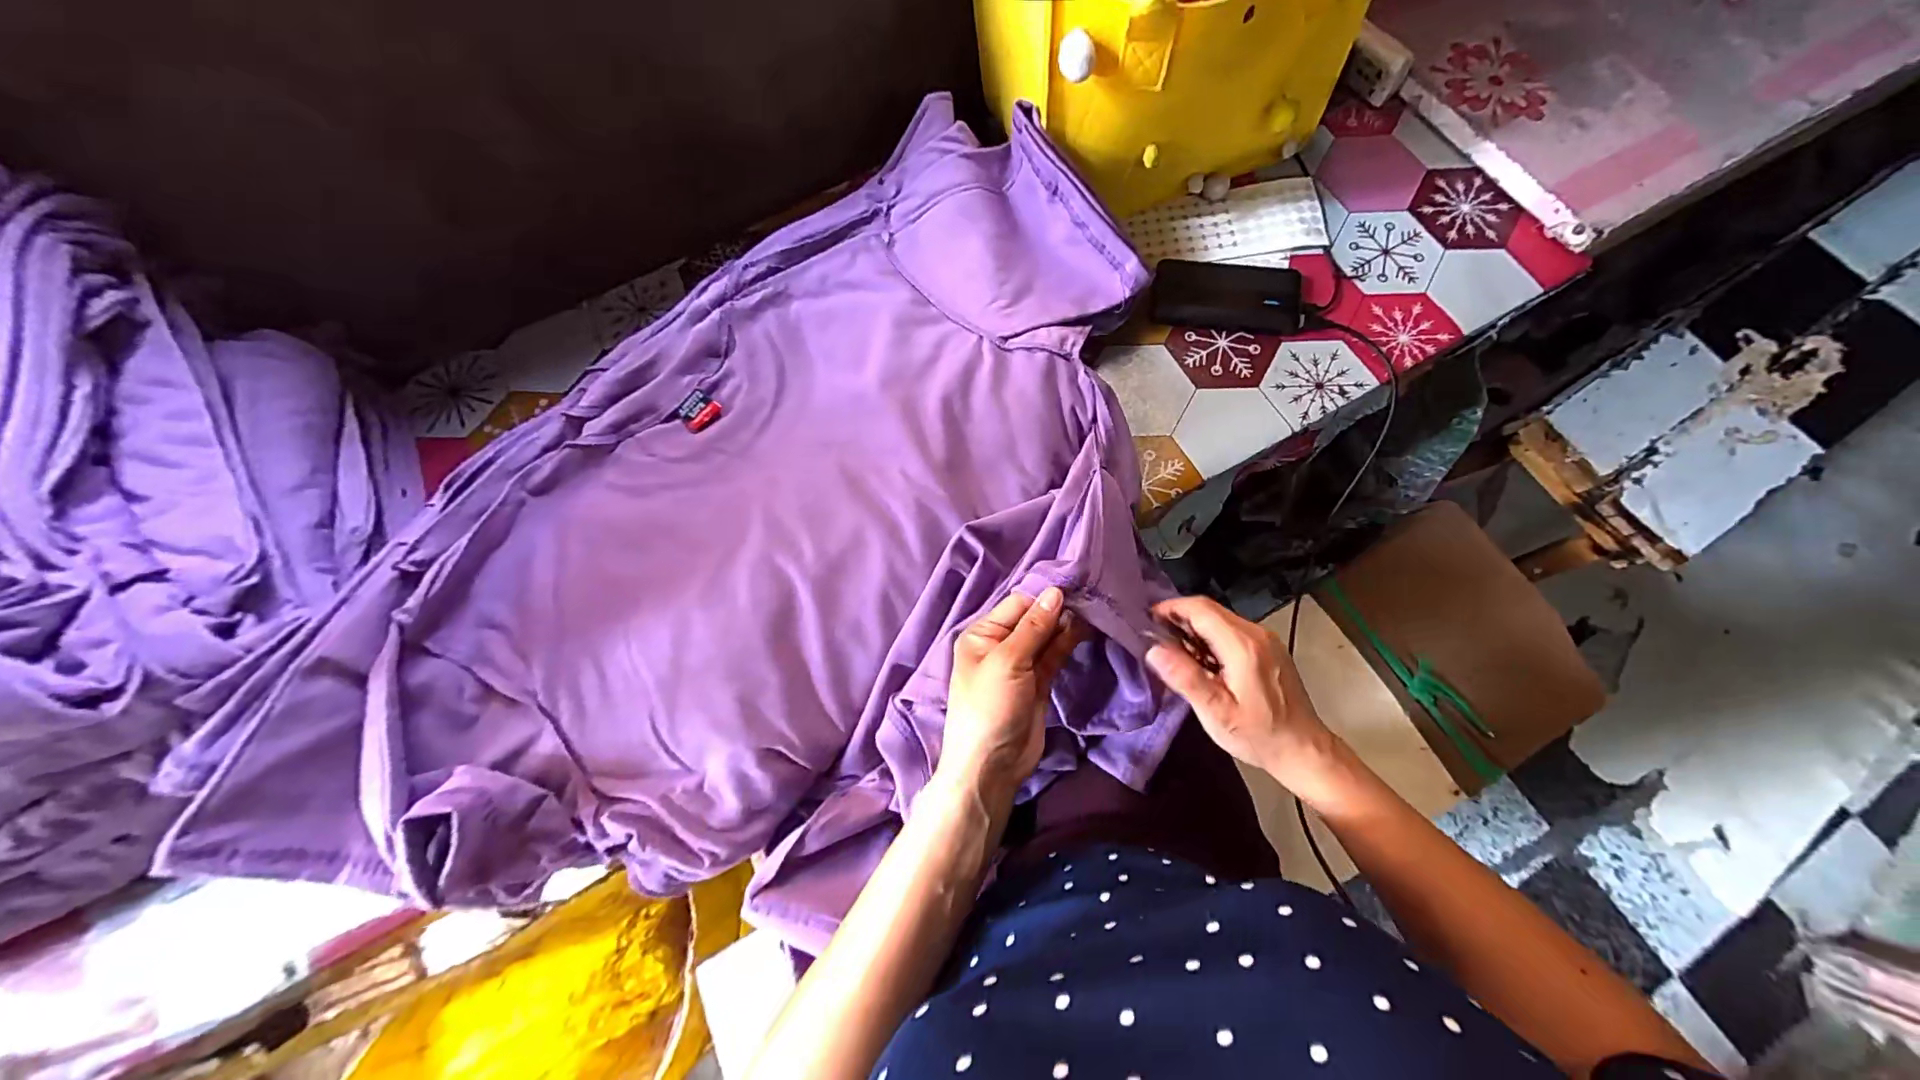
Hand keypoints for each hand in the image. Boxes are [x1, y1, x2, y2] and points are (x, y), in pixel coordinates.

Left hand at [938, 587, 1082, 802]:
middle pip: (1033, 619)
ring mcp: (1020, 665)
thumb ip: (1033, 627)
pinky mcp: (1038, 683)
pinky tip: (1087, 629)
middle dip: (1059, 608)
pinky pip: (1054, 656)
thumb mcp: (1007, 662)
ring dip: (1067, 625)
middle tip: (1094, 594)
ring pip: (1047, 637)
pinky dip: (1068, 644)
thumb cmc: (990, 707)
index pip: (1017, 604)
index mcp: (982, 635)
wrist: (991, 765)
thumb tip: (1056, 592)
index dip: (1045, 595)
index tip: (1077, 582)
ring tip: (1096, 609)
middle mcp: (1000, 645)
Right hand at [1145, 596, 1343, 801]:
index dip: (1170, 609)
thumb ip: (1186, 678)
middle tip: (1154, 640)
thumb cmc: (1258, 735)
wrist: (1303, 750)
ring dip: (1193, 629)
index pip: (1200, 608)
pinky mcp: (1268, 649)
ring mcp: (1265, 640)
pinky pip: (1231, 630)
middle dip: (1178, 619)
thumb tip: (1153, 649)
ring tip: (1173, 653)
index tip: (1145, 622)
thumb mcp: (1217, 712)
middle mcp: (1256, 634)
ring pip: (1219, 619)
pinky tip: (1200, 661)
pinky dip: (1209, 638)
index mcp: (1243, 645)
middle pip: (1209, 610)